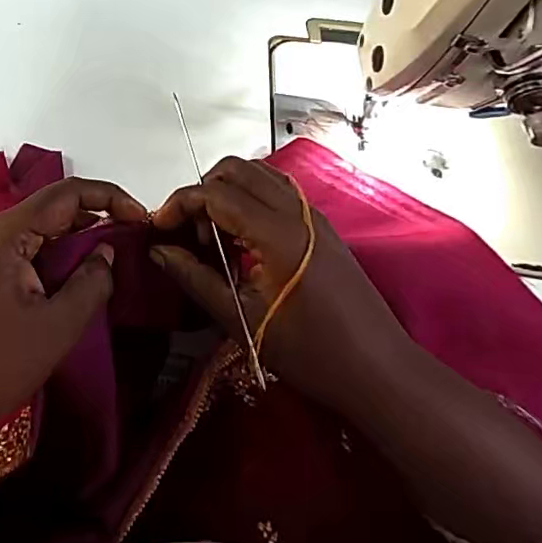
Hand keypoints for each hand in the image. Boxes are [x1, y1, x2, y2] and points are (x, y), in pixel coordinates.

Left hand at [0, 178, 148, 449]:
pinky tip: (73, 282)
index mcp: (6, 232)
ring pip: (38, 232)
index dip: (109, 197)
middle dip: (95, 219)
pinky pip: (24, 252)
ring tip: (110, 263)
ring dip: (74, 242)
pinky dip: (53, 259)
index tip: (142, 216)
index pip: (66, 193)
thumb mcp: (56, 327)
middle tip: (132, 241)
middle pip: (51, 209)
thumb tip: (106, 253)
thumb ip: (91, 283)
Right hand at [151, 157, 414, 405]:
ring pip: (257, 173)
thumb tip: (161, 251)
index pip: (215, 193)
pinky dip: (249, 197)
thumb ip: (196, 279)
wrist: (381, 373)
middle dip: (201, 191)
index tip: (160, 227)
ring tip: (213, 233)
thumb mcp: (243, 320)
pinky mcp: (322, 226)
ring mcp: (313, 215)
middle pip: (235, 169)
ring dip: (226, 190)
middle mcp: (297, 213)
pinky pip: (277, 189)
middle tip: (187, 229)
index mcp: (277, 234)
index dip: (180, 204)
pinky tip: (242, 236)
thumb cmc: (314, 354)